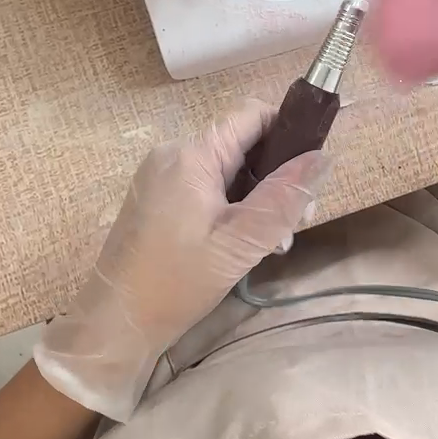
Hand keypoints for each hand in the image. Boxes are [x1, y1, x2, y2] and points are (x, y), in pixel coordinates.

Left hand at [34, 99, 326, 419]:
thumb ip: (284, 198)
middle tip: (293, 226)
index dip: (288, 131)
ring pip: (227, 169)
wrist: (114, 324)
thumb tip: (323, 156)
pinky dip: (231, 207)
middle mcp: (174, 153)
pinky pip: (206, 186)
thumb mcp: (240, 244)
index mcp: (193, 154)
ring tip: (271, 243)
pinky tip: (241, 243)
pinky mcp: (157, 197)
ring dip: (256, 198)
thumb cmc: (177, 282)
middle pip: (242, 145)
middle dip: (275, 178)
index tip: (310, 171)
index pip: (252, 114)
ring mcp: (162, 175)